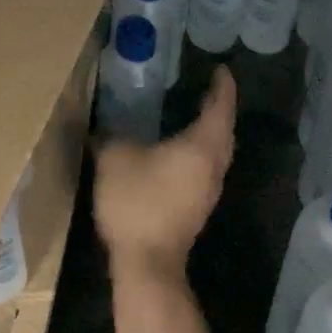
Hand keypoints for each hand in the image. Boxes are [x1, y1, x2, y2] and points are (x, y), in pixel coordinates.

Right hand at [94, 67, 236, 276]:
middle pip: (225, 133)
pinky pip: (204, 174)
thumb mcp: (115, 158)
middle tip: (209, 93)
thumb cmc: (136, 203)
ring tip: (195, 120)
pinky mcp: (197, 213)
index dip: (222, 86)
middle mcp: (214, 168)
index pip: (220, 106)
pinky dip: (199, 158)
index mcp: (202, 145)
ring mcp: (208, 194)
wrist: (147, 262)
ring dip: (210, 138)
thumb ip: (113, 136)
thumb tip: (106, 129)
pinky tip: (181, 156)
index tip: (221, 70)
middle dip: (219, 111)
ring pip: (217, 157)